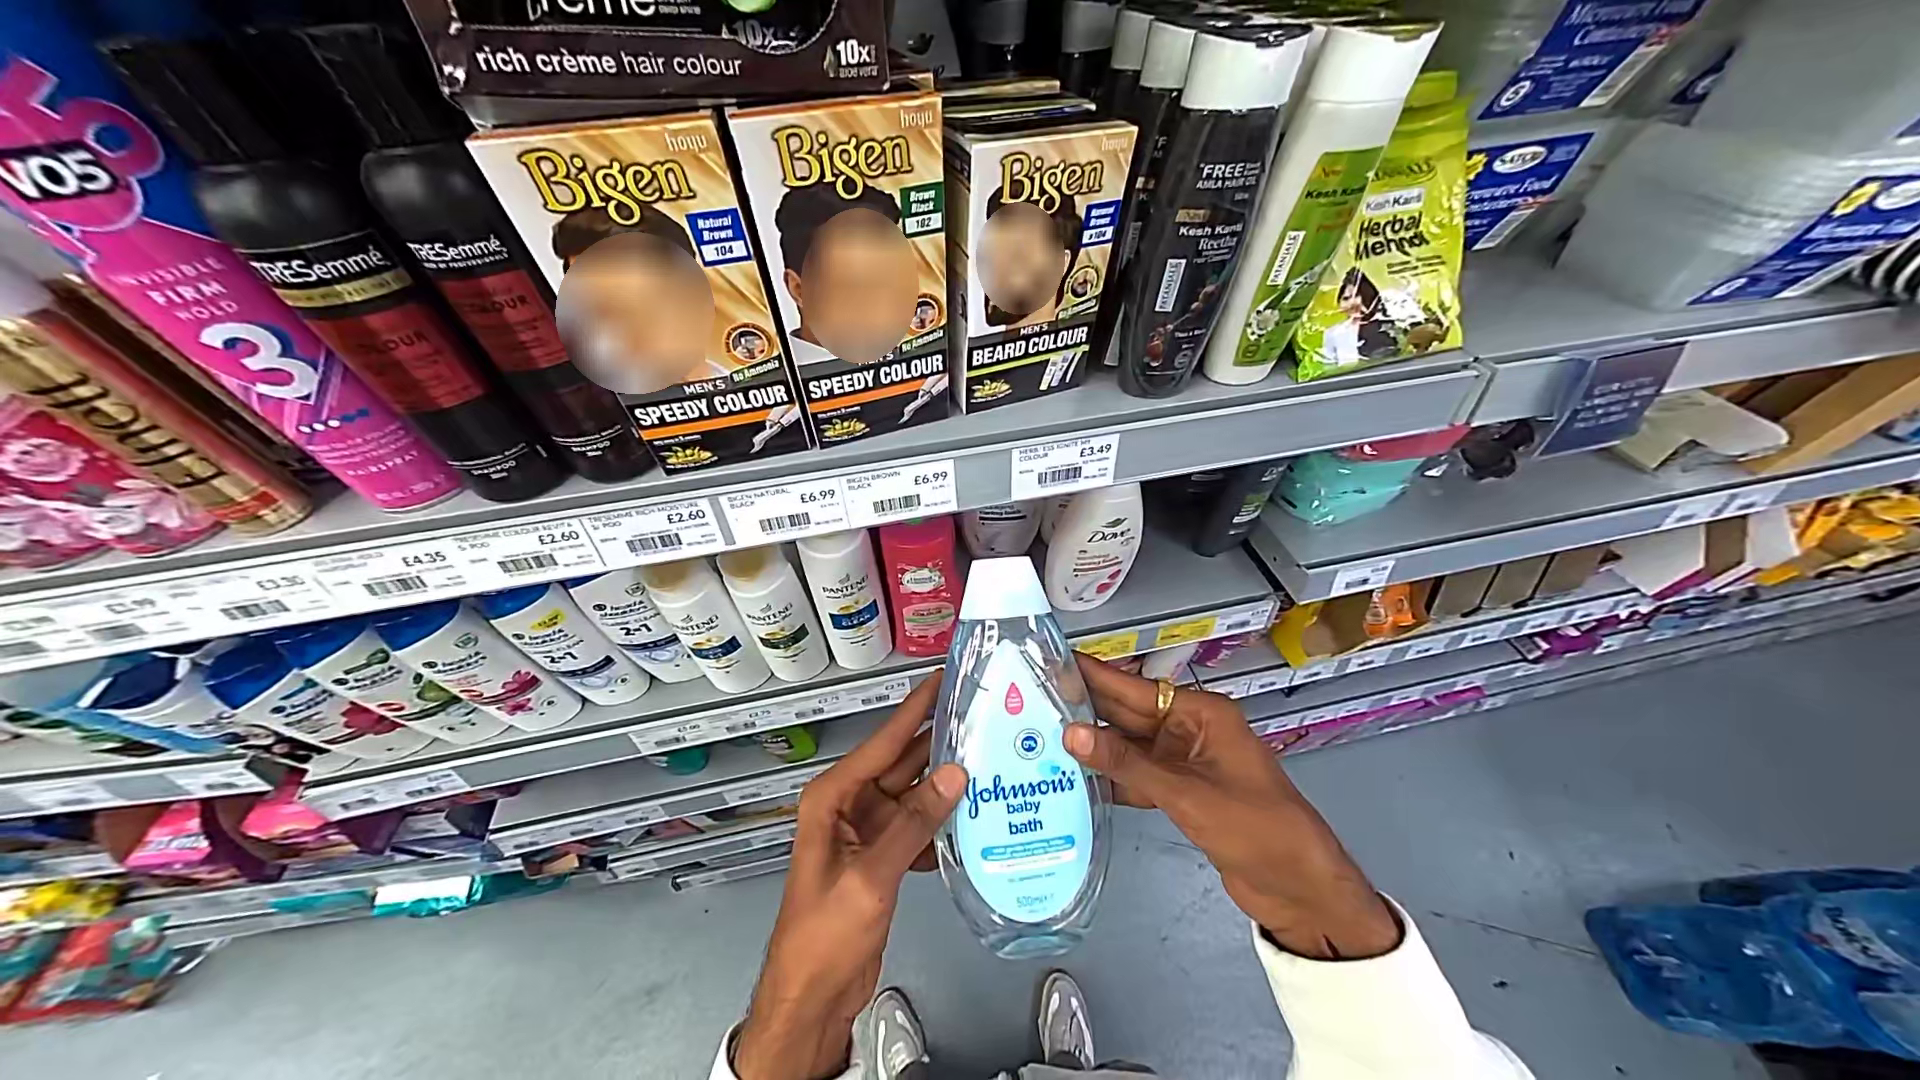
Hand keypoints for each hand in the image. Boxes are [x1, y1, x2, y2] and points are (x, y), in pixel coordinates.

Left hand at [733, 676, 966, 1079]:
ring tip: (989, 760)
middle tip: (980, 717)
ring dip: (946, 783)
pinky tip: (974, 816)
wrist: (812, 998)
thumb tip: (955, 775)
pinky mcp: (883, 854)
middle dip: (939, 741)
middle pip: (902, 763)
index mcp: (833, 797)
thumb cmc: (823, 935)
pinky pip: (918, 825)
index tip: (941, 680)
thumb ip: (913, 823)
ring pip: (914, 794)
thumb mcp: (869, 876)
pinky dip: (942, 821)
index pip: (882, 742)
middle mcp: (850, 804)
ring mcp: (868, 829)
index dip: (914, 709)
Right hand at [1063, 654, 1400, 960]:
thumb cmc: (1254, 827)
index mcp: (1201, 714)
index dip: (1094, 675)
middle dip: (1085, 709)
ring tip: (1041, 736)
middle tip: (1032, 698)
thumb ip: (1126, 763)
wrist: (1300, 889)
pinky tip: (1075, 778)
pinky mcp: (1180, 791)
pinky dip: (1111, 778)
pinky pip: (1137, 776)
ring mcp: (1184, 762)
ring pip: (1129, 747)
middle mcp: (1189, 730)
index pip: (1136, 688)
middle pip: (1128, 715)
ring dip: (1094, 746)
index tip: (1054, 660)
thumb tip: (1070, 734)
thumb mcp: (1187, 793)